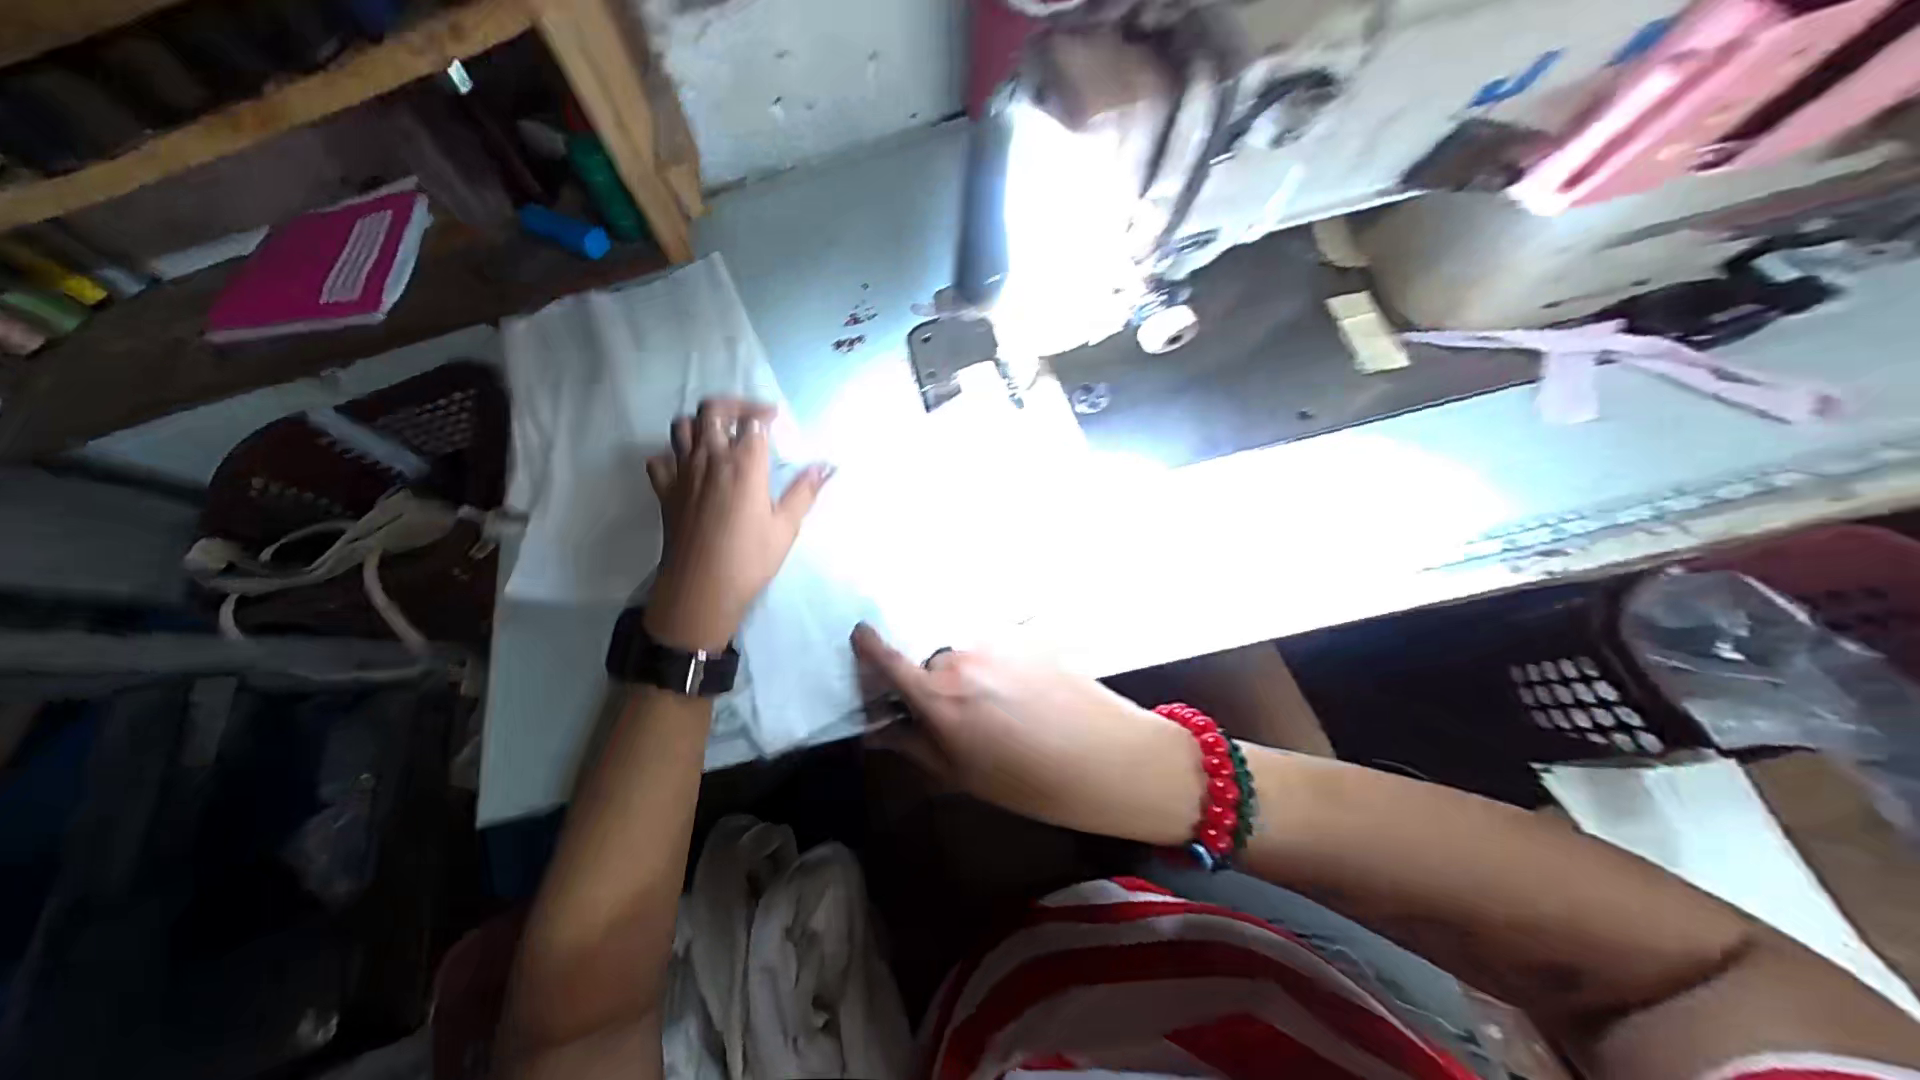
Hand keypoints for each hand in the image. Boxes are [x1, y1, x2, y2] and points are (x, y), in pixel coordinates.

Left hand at [643, 398, 830, 651]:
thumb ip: (805, 491)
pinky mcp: (664, 490)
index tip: (777, 421)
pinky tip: (689, 468)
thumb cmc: (749, 559)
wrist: (701, 588)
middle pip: (712, 410)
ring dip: (702, 424)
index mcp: (743, 464)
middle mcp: (709, 458)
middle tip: (750, 418)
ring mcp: (682, 472)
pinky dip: (673, 455)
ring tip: (720, 437)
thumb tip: (827, 466)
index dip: (765, 414)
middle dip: (733, 406)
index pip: (752, 421)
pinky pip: (661, 459)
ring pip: (682, 427)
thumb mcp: (786, 527)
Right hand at [851, 624, 1203, 844]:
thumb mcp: (960, 774)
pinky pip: (989, 642)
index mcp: (936, 695)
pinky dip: (990, 660)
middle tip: (949, 710)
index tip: (861, 637)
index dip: (866, 646)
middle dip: (927, 679)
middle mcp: (959, 657)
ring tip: (992, 705)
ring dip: (963, 669)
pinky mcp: (1023, 634)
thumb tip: (880, 730)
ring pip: (959, 649)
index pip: (884, 656)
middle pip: (924, 656)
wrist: (1105, 755)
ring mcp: (994, 640)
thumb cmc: (1027, 780)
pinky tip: (1014, 691)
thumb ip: (914, 744)